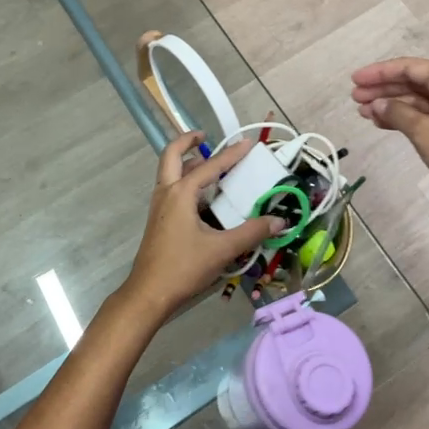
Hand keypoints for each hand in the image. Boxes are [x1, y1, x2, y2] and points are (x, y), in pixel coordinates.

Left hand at [119, 132, 284, 321]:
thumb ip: (251, 232)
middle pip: (171, 155)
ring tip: (208, 162)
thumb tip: (279, 221)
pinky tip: (203, 195)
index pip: (210, 166)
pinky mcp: (159, 220)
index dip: (231, 154)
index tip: (247, 143)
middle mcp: (166, 193)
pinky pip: (171, 188)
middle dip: (187, 142)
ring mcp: (159, 206)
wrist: (149, 293)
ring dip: (186, 162)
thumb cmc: (183, 267)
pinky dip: (185, 181)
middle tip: (205, 136)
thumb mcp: (222, 249)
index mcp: (180, 193)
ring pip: (169, 172)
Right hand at [352, 57, 428, 220]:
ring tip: (365, 114)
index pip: (408, 67)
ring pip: (420, 100)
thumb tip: (379, 103)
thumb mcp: (425, 132)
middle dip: (383, 89)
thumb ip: (398, 114)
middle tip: (355, 98)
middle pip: (413, 82)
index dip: (379, 72)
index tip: (354, 80)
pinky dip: (407, 118)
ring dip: (393, 105)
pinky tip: (388, 125)